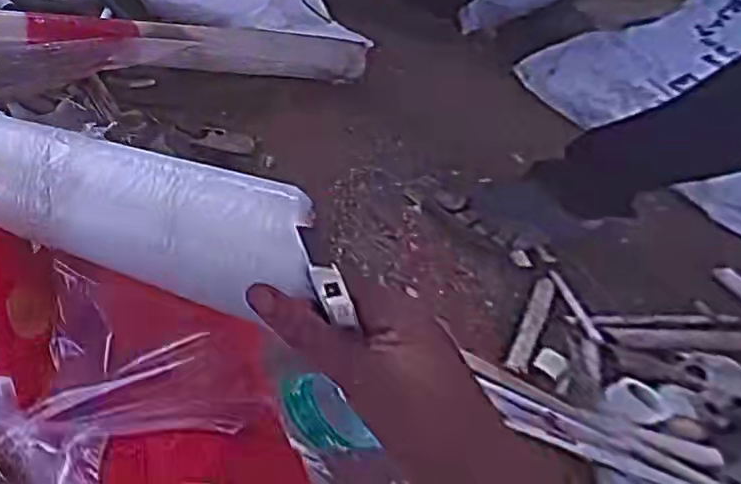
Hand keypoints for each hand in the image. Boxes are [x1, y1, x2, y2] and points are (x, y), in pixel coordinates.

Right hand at [247, 281, 562, 483]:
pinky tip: (344, 383)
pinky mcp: (413, 376)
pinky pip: (365, 353)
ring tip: (320, 365)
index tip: (273, 305)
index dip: (298, 289)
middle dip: (313, 320)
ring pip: (350, 332)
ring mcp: (413, 349)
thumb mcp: (354, 372)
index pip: (331, 278)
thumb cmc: (427, 423)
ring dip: (329, 345)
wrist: (481, 483)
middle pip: (339, 305)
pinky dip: (347, 362)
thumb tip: (259, 293)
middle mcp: (407, 320)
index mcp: (397, 306)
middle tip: (295, 341)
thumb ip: (305, 330)